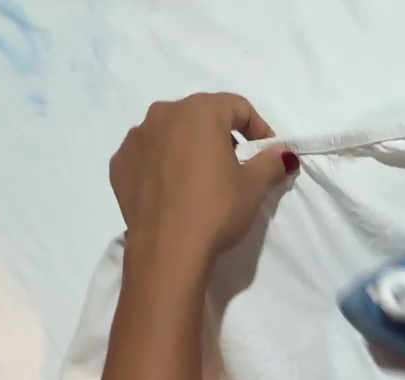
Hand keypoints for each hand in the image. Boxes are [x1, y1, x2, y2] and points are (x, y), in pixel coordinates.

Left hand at [109, 93, 297, 276]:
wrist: (168, 249)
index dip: (258, 128)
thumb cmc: (217, 210)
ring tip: (201, 182)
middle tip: (234, 169)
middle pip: (201, 116)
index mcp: (199, 112)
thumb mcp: (254, 187)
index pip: (237, 106)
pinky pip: (148, 156)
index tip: (267, 154)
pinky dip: (163, 166)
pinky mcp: (120, 164)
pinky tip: (174, 192)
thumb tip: (284, 154)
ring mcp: (136, 137)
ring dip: (189, 149)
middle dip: (221, 137)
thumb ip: (270, 163)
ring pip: (171, 134)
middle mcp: (163, 113)